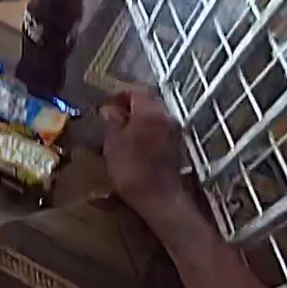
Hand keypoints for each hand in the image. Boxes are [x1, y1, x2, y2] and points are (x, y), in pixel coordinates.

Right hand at [102, 87, 189, 213]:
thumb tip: (112, 110)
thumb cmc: (131, 169)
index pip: (138, 91)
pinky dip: (149, 127)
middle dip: (133, 103)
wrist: (158, 197)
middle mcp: (166, 116)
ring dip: (141, 116)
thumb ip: (113, 121)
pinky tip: (137, 140)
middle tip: (116, 113)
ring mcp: (174, 130)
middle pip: (150, 100)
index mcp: (149, 112)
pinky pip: (161, 126)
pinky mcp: (176, 144)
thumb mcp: (113, 143)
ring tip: (124, 128)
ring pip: (156, 113)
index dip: (123, 93)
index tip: (110, 103)